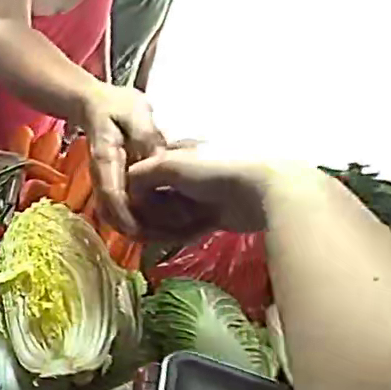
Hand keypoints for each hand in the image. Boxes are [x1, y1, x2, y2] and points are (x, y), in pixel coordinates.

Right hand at [68, 82, 163, 233]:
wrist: (94, 105)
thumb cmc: (115, 106)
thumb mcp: (136, 114)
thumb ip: (147, 138)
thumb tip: (157, 161)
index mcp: (106, 161)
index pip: (111, 194)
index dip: (124, 215)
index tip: (138, 231)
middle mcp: (102, 176)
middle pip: (111, 211)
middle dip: (133, 228)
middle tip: (163, 236)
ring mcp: (106, 181)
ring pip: (115, 212)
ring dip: (136, 225)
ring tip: (166, 232)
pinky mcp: (114, 182)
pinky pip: (122, 205)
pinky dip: (138, 216)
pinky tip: (161, 218)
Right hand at [125, 145, 308, 235]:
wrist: (266, 190)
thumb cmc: (217, 170)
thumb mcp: (170, 164)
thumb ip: (139, 174)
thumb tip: (123, 191)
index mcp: (176, 154)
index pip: (140, 177)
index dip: (133, 195)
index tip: (131, 209)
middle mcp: (186, 173)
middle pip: (151, 200)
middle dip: (148, 215)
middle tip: (148, 226)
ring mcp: (200, 195)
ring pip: (165, 216)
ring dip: (163, 227)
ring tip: (170, 231)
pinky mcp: (212, 215)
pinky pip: (184, 228)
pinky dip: (179, 234)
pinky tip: (185, 235)